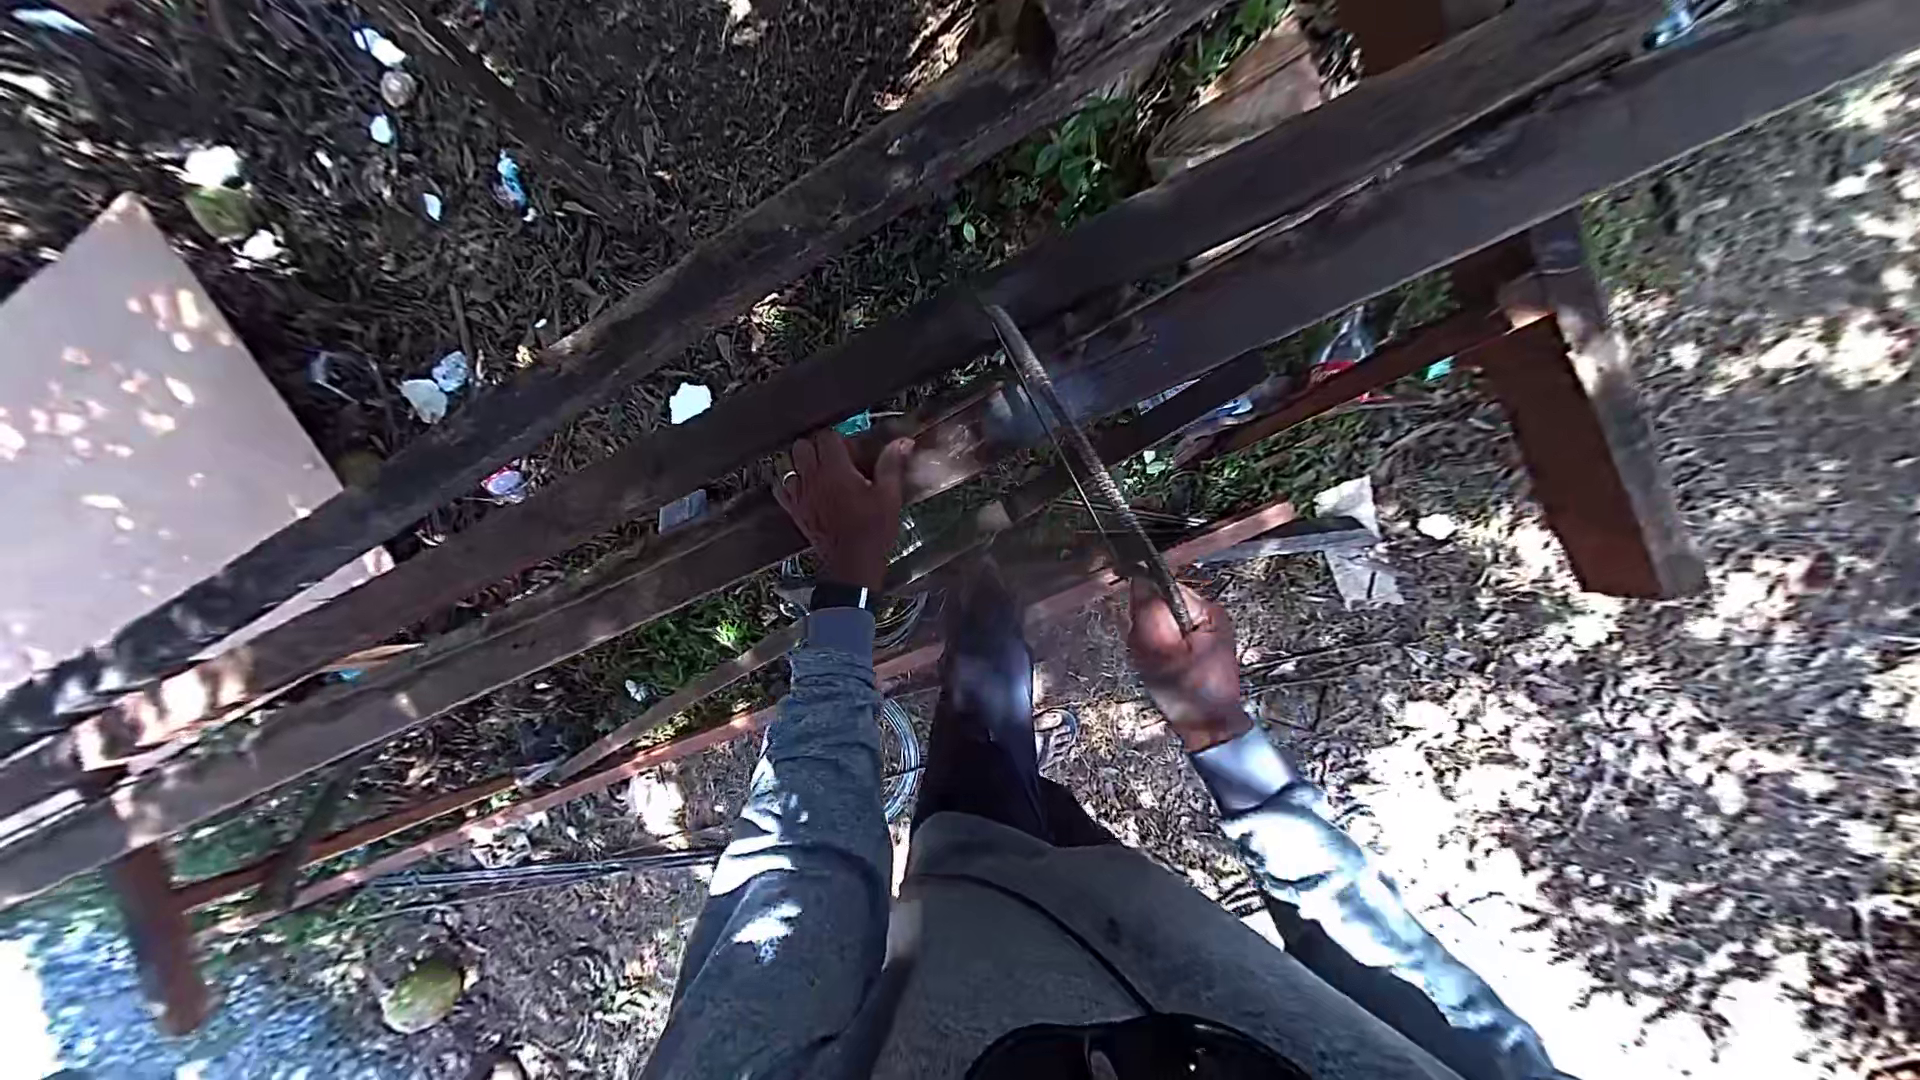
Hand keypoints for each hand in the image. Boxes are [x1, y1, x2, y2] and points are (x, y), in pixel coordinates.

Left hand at [773, 430, 914, 592]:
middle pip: (804, 445)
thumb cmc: (873, 530)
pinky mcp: (794, 510)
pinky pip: (781, 488)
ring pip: (790, 463)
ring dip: (803, 463)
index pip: (828, 436)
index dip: (842, 440)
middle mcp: (812, 477)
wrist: (853, 563)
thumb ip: (891, 465)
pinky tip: (805, 489)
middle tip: (836, 460)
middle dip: (818, 448)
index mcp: (835, 470)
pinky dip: (790, 484)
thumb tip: (902, 443)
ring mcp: (800, 494)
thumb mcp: (889, 496)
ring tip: (821, 473)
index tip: (854, 453)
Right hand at [1126, 580, 1249, 751]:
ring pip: (1153, 622)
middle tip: (1153, 653)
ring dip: (1147, 642)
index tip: (1145, 633)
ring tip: (1158, 664)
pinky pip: (1158, 636)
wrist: (1208, 728)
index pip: (1162, 588)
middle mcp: (1204, 615)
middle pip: (1156, 604)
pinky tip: (1160, 666)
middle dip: (1145, 627)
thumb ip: (1151, 614)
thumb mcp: (1165, 651)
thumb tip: (1139, 581)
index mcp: (1207, 610)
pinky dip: (1152, 650)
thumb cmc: (1193, 694)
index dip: (1145, 608)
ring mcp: (1197, 630)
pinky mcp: (1188, 644)